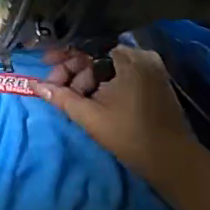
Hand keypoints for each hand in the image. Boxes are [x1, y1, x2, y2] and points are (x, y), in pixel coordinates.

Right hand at [35, 45, 203, 187]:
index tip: (45, 66)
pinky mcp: (155, 82)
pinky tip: (92, 101)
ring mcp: (151, 69)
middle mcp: (142, 57)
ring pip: (109, 66)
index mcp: (128, 58)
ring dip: (88, 80)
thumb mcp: (91, 116)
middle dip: (75, 71)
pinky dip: (105, 84)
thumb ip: (62, 97)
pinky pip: (123, 74)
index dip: (63, 56)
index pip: (87, 47)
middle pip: (98, 56)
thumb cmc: (131, 136)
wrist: (174, 162)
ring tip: (75, 101)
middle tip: (57, 89)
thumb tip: (35, 85)